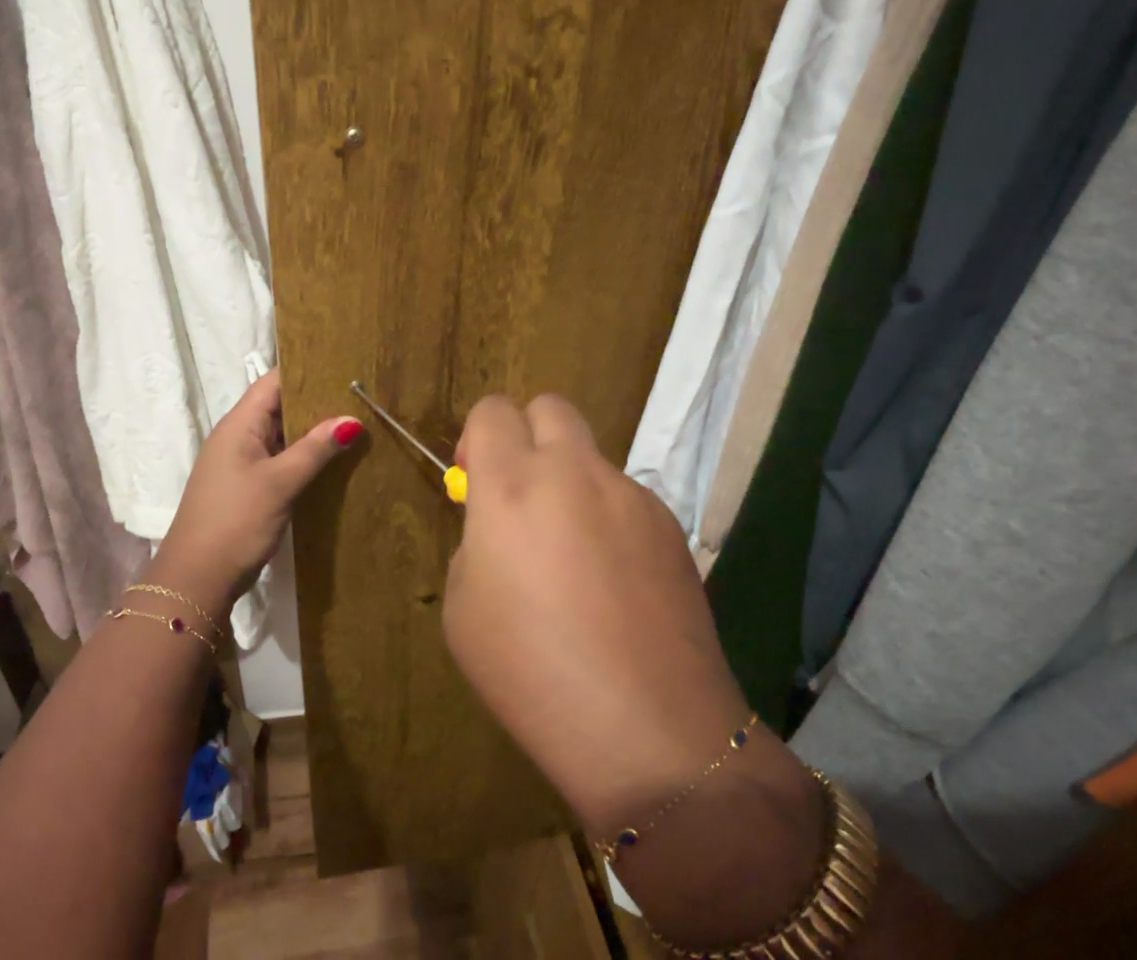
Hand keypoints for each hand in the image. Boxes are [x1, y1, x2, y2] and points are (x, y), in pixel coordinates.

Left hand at [151, 370, 362, 613]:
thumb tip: (351, 419)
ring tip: (358, 423)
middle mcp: (238, 438)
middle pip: (280, 407)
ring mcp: (242, 464)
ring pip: (282, 437)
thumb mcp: (280, 483)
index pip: (273, 382)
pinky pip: (280, 462)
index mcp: (238, 425)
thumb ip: (315, 449)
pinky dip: (305, 458)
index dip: (306, 370)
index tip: (345, 365)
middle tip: (361, 396)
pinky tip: (335, 462)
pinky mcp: (249, 489)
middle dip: (317, 402)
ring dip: (314, 433)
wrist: (198, 578)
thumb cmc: (236, 522)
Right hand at [442, 394, 779, 833]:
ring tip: (574, 566)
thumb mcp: (463, 611)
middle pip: (551, 407)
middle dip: (527, 436)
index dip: (476, 438)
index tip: (474, 483)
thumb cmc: (530, 673)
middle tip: (519, 498)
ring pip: (592, 460)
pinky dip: (609, 523)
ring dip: (571, 487)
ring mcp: (633, 498)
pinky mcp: (673, 529)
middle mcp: (576, 475)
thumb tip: (501, 531)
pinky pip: (627, 503)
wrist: (647, 728)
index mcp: (512, 488)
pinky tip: (615, 590)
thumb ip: (476, 546)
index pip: (492, 411)